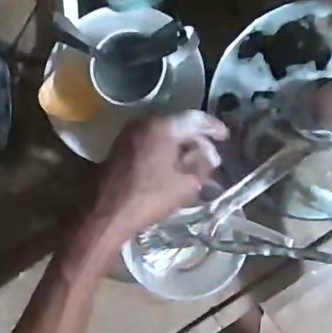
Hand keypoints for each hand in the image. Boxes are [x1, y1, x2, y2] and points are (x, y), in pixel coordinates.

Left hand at [84, 111, 228, 243]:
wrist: (106, 213)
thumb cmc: (149, 197)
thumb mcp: (186, 184)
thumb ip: (202, 164)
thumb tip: (208, 156)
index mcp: (161, 126)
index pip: (195, 119)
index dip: (213, 127)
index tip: (225, 137)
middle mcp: (143, 122)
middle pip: (178, 125)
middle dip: (197, 140)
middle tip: (212, 156)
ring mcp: (128, 134)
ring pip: (162, 134)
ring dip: (179, 146)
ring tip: (195, 164)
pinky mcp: (119, 147)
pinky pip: (149, 142)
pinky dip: (163, 150)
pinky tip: (173, 166)